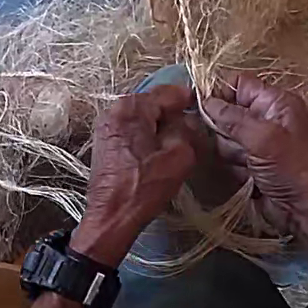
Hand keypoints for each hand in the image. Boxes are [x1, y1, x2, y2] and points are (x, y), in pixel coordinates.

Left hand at [70, 84, 196, 265]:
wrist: (112, 215)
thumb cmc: (145, 186)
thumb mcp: (180, 155)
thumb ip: (187, 130)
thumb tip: (187, 121)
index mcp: (132, 107)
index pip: (169, 92)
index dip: (190, 100)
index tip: (203, 111)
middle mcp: (114, 110)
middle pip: (153, 103)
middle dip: (173, 114)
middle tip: (192, 131)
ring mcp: (106, 126)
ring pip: (142, 117)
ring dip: (159, 126)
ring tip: (176, 144)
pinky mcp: (104, 143)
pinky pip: (131, 130)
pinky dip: (146, 135)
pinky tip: (156, 152)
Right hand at [199, 73, 307, 236]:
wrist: (306, 210)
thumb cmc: (292, 168)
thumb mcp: (263, 137)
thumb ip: (232, 117)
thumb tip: (204, 100)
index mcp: (274, 102)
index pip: (238, 84)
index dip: (218, 92)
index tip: (198, 105)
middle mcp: (264, 117)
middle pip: (225, 112)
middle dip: (222, 128)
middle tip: (234, 143)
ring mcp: (255, 141)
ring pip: (222, 136)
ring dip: (228, 151)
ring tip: (246, 164)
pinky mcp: (248, 162)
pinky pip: (226, 156)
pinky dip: (231, 166)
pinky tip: (245, 175)